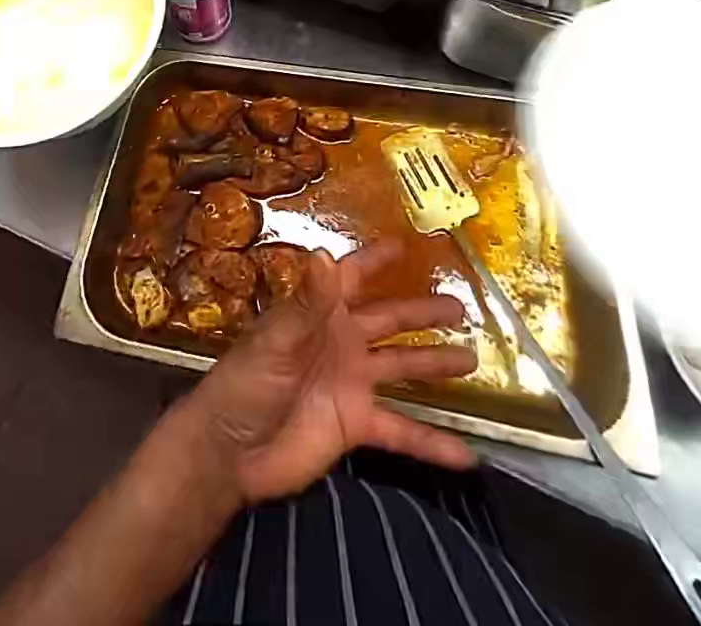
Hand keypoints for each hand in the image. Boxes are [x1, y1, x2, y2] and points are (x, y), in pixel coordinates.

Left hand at [177, 240, 477, 502]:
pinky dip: (433, 443)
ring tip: (472, 360)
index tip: (403, 245)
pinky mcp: (357, 425)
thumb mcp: (277, 341)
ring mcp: (352, 384)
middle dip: (423, 312)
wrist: (229, 452)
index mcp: (322, 316)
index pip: (352, 278)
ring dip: (436, 364)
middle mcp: (343, 343)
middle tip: (460, 307)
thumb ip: (306, 303)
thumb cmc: (247, 384)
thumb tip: (324, 254)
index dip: (374, 260)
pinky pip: (403, 432)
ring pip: (404, 367)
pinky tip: (467, 454)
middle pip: (391, 320)